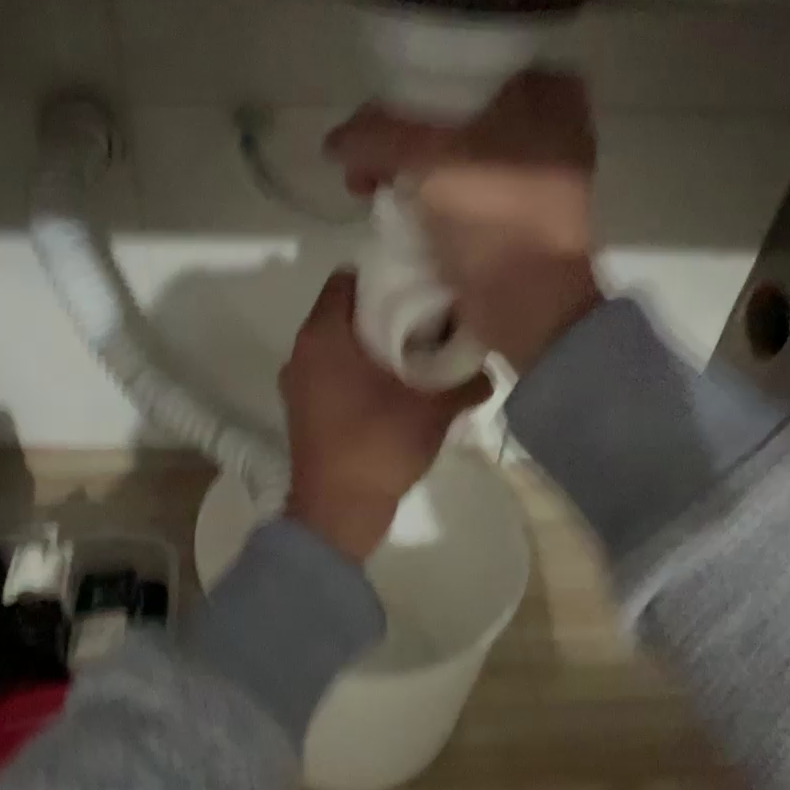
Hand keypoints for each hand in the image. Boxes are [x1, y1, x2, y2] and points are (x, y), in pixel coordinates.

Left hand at [280, 271, 492, 561]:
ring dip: (374, 348)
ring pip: (340, 346)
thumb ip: (464, 383)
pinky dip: (360, 373)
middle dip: (385, 314)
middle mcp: (302, 351)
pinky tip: (397, 389)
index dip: (385, 277)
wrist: (337, 512)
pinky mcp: (304, 410)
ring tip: (419, 355)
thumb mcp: (432, 410)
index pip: (348, 280)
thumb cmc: (377, 445)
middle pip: (345, 313)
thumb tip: (490, 372)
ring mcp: (299, 383)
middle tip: (430, 321)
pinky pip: (333, 374)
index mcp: (323, 336)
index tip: (420, 287)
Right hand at [324, 69, 604, 373]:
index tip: (374, 112)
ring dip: (406, 169)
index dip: (412, 85)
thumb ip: (376, 135)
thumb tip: (333, 141)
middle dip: (400, 134)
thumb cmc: (493, 214)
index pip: (465, 65)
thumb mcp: (429, 159)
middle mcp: (548, 123)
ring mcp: (534, 173)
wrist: (531, 306)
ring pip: (454, 153)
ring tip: (364, 188)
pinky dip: (428, 196)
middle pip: (454, 112)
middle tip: (362, 157)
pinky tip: (392, 208)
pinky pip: (461, 190)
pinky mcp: (516, 216)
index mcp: (545, 90)